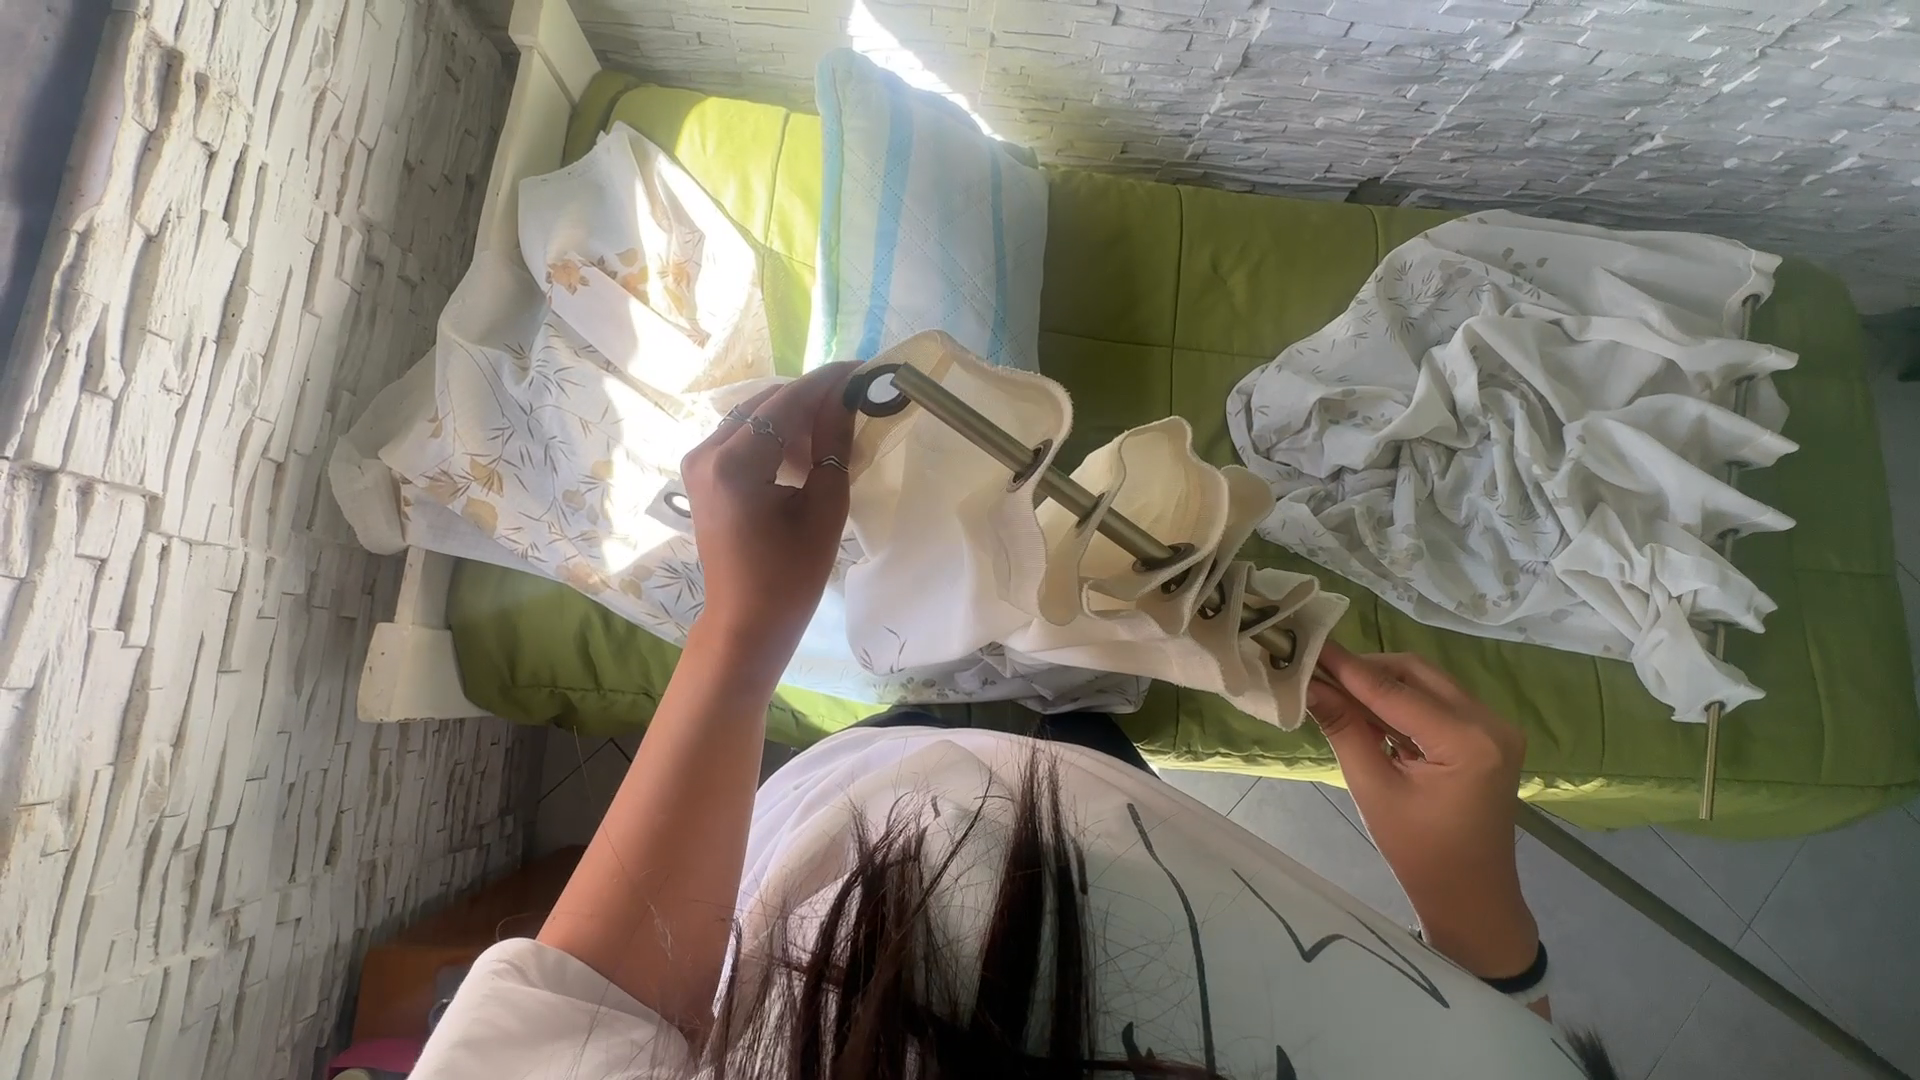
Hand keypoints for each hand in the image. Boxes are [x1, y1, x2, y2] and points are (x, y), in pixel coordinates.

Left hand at [680, 362, 857, 667]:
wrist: (746, 622)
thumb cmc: (791, 576)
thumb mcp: (824, 508)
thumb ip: (833, 445)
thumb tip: (846, 396)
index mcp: (734, 463)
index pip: (786, 403)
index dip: (827, 382)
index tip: (863, 369)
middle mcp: (705, 452)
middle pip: (766, 404)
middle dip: (810, 399)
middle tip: (855, 403)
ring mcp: (698, 462)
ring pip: (755, 418)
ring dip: (793, 418)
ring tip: (832, 435)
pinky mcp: (701, 474)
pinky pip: (743, 437)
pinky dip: (775, 437)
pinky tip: (803, 455)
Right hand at [1308, 643, 1538, 979]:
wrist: (1471, 896)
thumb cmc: (1418, 851)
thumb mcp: (1372, 787)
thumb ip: (1342, 727)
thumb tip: (1307, 684)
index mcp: (1467, 741)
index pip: (1393, 690)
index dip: (1346, 667)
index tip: (1306, 646)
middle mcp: (1490, 722)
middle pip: (1414, 672)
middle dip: (1363, 668)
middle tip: (1316, 670)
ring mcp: (1493, 727)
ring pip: (1424, 681)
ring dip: (1379, 681)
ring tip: (1333, 688)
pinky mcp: (1486, 734)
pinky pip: (1435, 699)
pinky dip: (1397, 698)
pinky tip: (1364, 708)